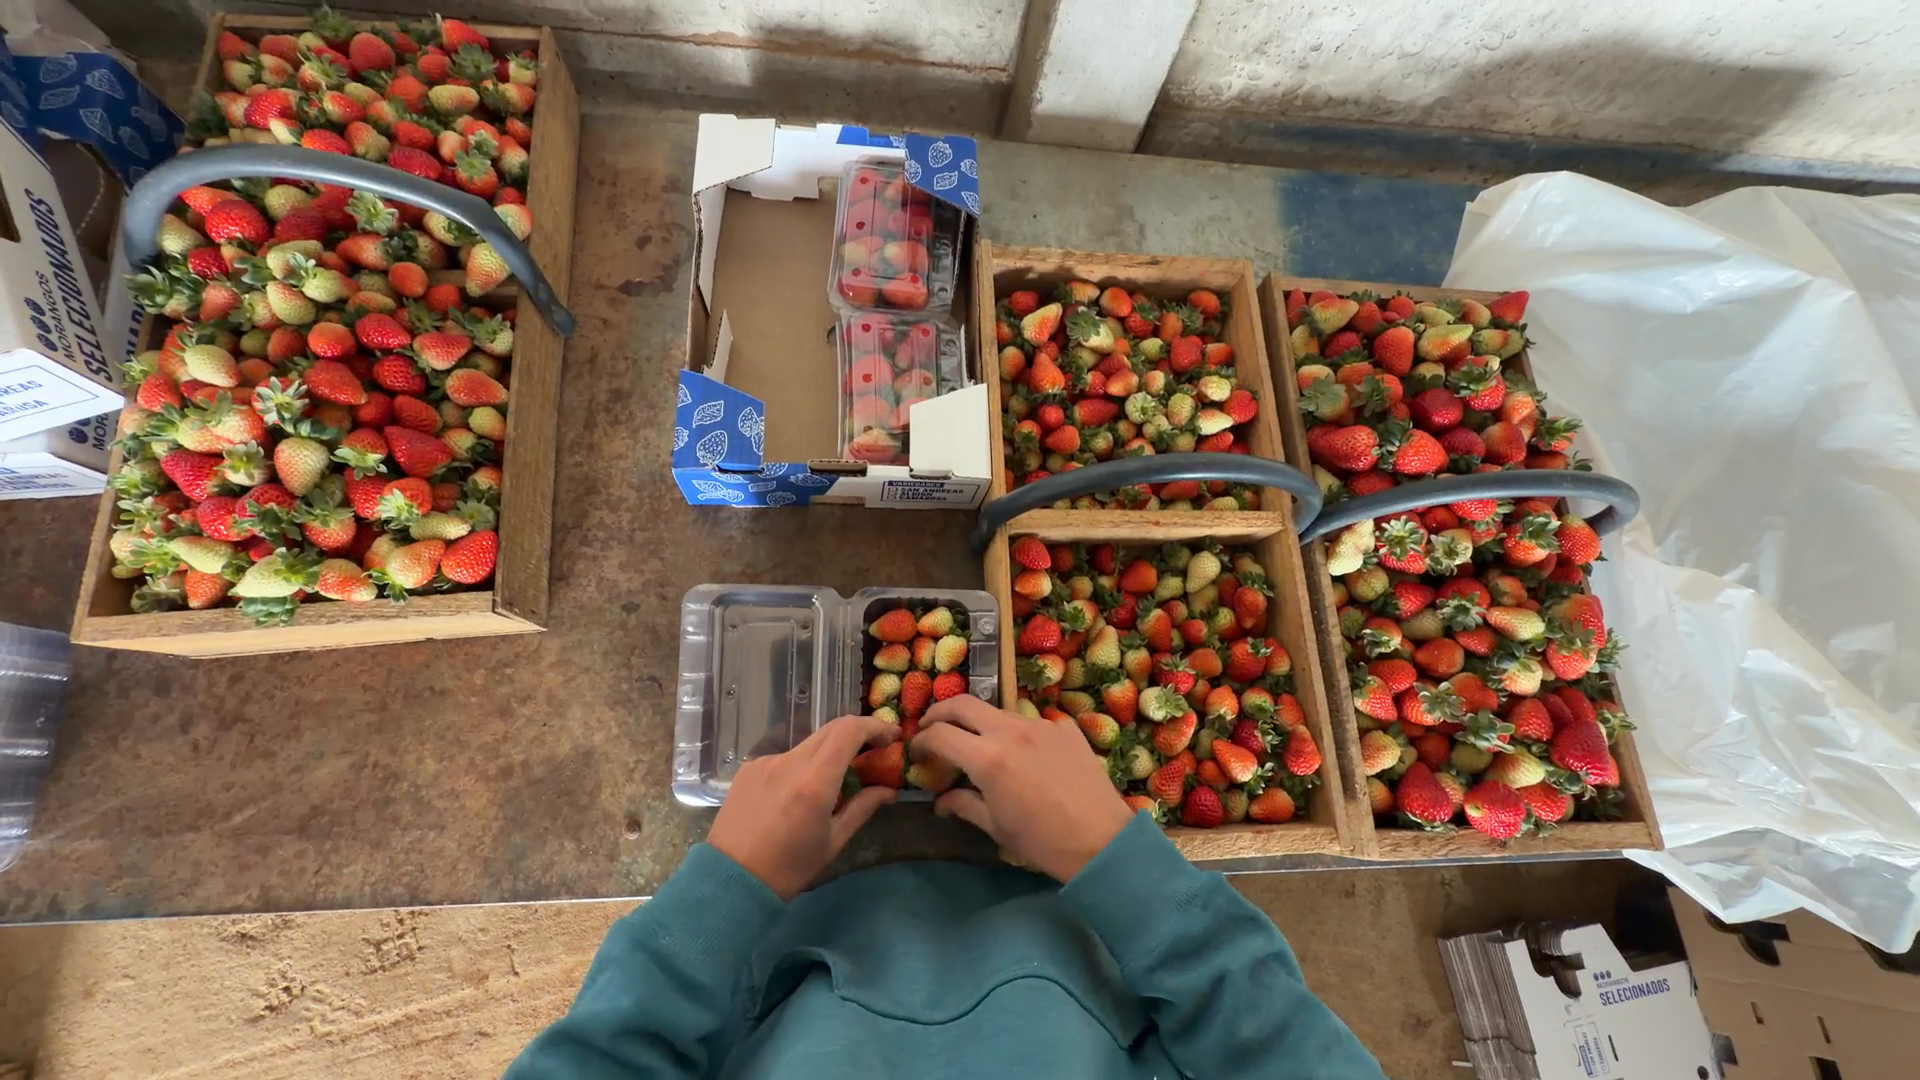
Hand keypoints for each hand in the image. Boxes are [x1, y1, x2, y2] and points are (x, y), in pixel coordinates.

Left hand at [708, 715, 898, 900]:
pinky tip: (796, 793)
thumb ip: (863, 807)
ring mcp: (766, 761)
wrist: (729, 880)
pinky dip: (801, 766)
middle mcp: (790, 761)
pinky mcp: (749, 767)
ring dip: (828, 753)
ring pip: (808, 744)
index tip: (891, 736)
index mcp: (815, 781)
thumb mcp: (833, 841)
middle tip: (872, 750)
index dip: (875, 726)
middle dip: (857, 734)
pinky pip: (785, 757)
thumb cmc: (788, 868)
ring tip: (831, 782)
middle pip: (831, 728)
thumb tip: (889, 790)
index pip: (850, 731)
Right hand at [911, 696, 1135, 882]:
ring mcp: (1040, 724)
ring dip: (981, 722)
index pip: (940, 734)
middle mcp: (1010, 730)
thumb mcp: (996, 827)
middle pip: (963, 704)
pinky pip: (1032, 723)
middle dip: (940, 712)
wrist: (1102, 841)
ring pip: (999, 711)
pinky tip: (1025, 756)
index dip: (922, 740)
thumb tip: (940, 801)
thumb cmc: (1042, 841)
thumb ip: (964, 805)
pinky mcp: (1065, 728)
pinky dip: (1018, 734)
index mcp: (987, 757)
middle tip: (931, 728)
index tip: (917, 751)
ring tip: (979, 743)